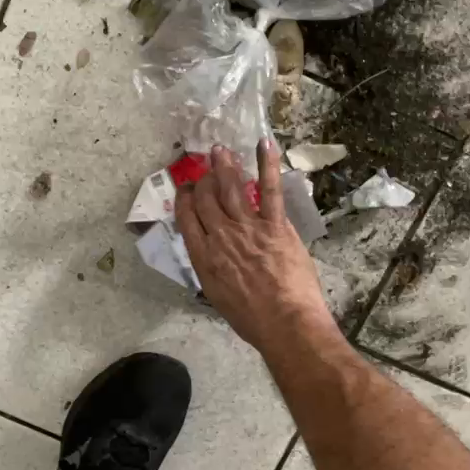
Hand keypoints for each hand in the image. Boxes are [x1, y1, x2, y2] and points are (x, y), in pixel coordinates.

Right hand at [176, 140, 338, 355]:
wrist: (285, 323)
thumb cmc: (252, 319)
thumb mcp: (218, 296)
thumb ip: (211, 269)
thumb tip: (211, 255)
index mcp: (204, 257)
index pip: (186, 218)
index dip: (184, 199)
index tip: (187, 189)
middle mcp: (221, 237)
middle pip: (206, 199)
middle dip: (203, 180)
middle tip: (205, 167)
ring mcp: (248, 228)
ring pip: (231, 189)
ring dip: (224, 166)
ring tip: (220, 150)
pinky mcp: (275, 225)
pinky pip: (270, 190)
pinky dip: (267, 165)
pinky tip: (264, 145)